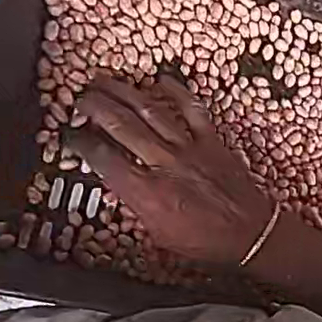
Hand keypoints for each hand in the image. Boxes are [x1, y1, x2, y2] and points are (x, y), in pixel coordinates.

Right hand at [67, 75, 273, 265]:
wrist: (251, 235)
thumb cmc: (206, 242)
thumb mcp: (159, 234)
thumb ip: (136, 205)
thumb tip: (120, 184)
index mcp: (147, 193)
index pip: (102, 157)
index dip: (80, 143)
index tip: (70, 136)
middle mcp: (164, 164)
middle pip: (119, 124)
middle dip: (93, 106)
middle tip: (79, 98)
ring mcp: (189, 149)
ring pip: (149, 110)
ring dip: (123, 91)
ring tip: (104, 81)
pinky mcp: (212, 141)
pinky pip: (191, 109)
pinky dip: (175, 91)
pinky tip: (159, 79)